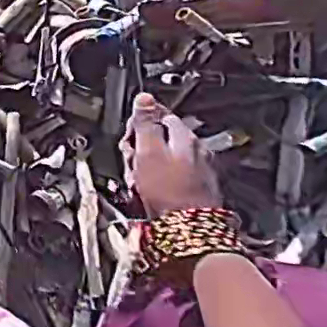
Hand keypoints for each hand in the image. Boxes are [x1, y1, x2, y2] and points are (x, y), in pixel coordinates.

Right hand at [121, 93, 219, 216]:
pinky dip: (155, 178)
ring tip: (138, 178)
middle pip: (160, 136)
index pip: (159, 114)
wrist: (188, 228)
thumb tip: (144, 99)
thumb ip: (145, 123)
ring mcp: (198, 169)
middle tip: (132, 160)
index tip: (128, 136)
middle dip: (140, 146)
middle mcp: (197, 150)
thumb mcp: (148, 150)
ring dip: (146, 164)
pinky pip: (168, 173)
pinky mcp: (194, 186)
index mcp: (185, 137)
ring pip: (163, 156)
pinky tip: (148, 188)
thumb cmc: (168, 191)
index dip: (138, 123)